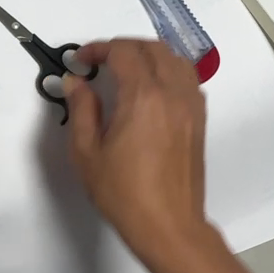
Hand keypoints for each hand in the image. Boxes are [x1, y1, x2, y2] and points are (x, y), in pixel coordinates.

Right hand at [64, 39, 216, 261]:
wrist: (167, 225)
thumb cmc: (122, 192)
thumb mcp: (87, 151)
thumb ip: (81, 109)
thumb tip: (75, 82)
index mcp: (143, 98)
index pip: (123, 52)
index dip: (97, 49)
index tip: (79, 62)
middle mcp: (172, 94)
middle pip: (152, 48)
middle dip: (122, 47)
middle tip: (97, 62)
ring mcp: (191, 106)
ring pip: (174, 59)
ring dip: (147, 54)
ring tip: (123, 70)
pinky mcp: (198, 120)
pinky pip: (186, 78)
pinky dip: (166, 70)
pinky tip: (147, 89)